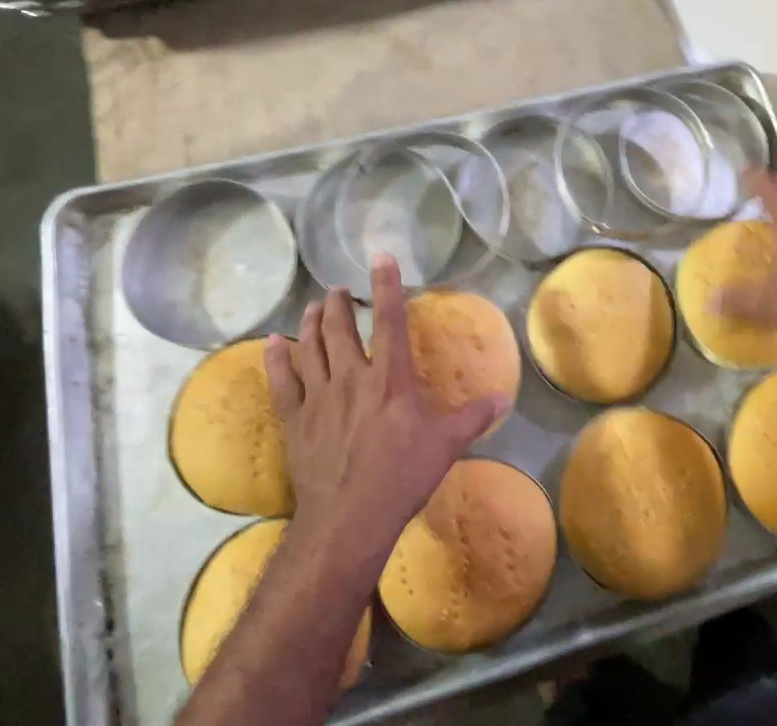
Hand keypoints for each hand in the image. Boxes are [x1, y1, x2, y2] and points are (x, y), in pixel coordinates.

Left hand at [266, 257, 506, 553]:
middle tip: (338, 290)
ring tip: (313, 306)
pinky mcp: (295, 419)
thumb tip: (503, 399)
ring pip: (310, 347)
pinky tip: (273, 342)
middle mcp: (351, 377)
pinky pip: (281, 380)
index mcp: (390, 379)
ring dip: (310, 322)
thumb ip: (473, 417)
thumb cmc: (402, 477)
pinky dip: (276, 358)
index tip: (381, 258)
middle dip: (338, 303)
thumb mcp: (446, 446)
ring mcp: (318, 397)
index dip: (386, 286)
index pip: (390, 321)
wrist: (349, 517)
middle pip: (340, 328)